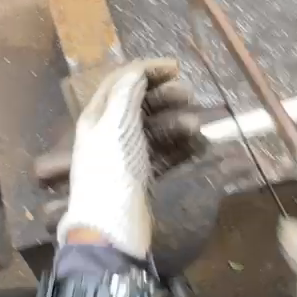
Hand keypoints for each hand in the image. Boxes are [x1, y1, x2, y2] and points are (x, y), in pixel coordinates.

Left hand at [53, 59, 195, 259]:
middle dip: (165, 96)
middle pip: (140, 103)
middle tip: (189, 95)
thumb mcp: (115, 126)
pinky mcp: (143, 176)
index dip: (146, 69)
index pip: (119, 81)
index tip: (175, 68)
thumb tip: (137, 71)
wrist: (111, 229)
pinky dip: (182, 147)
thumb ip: (126, 94)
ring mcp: (127, 155)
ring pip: (156, 128)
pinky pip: (165, 153)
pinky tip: (200, 146)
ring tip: (195, 127)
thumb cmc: (111, 172)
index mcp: (97, 116)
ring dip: (177, 123)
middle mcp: (109, 132)